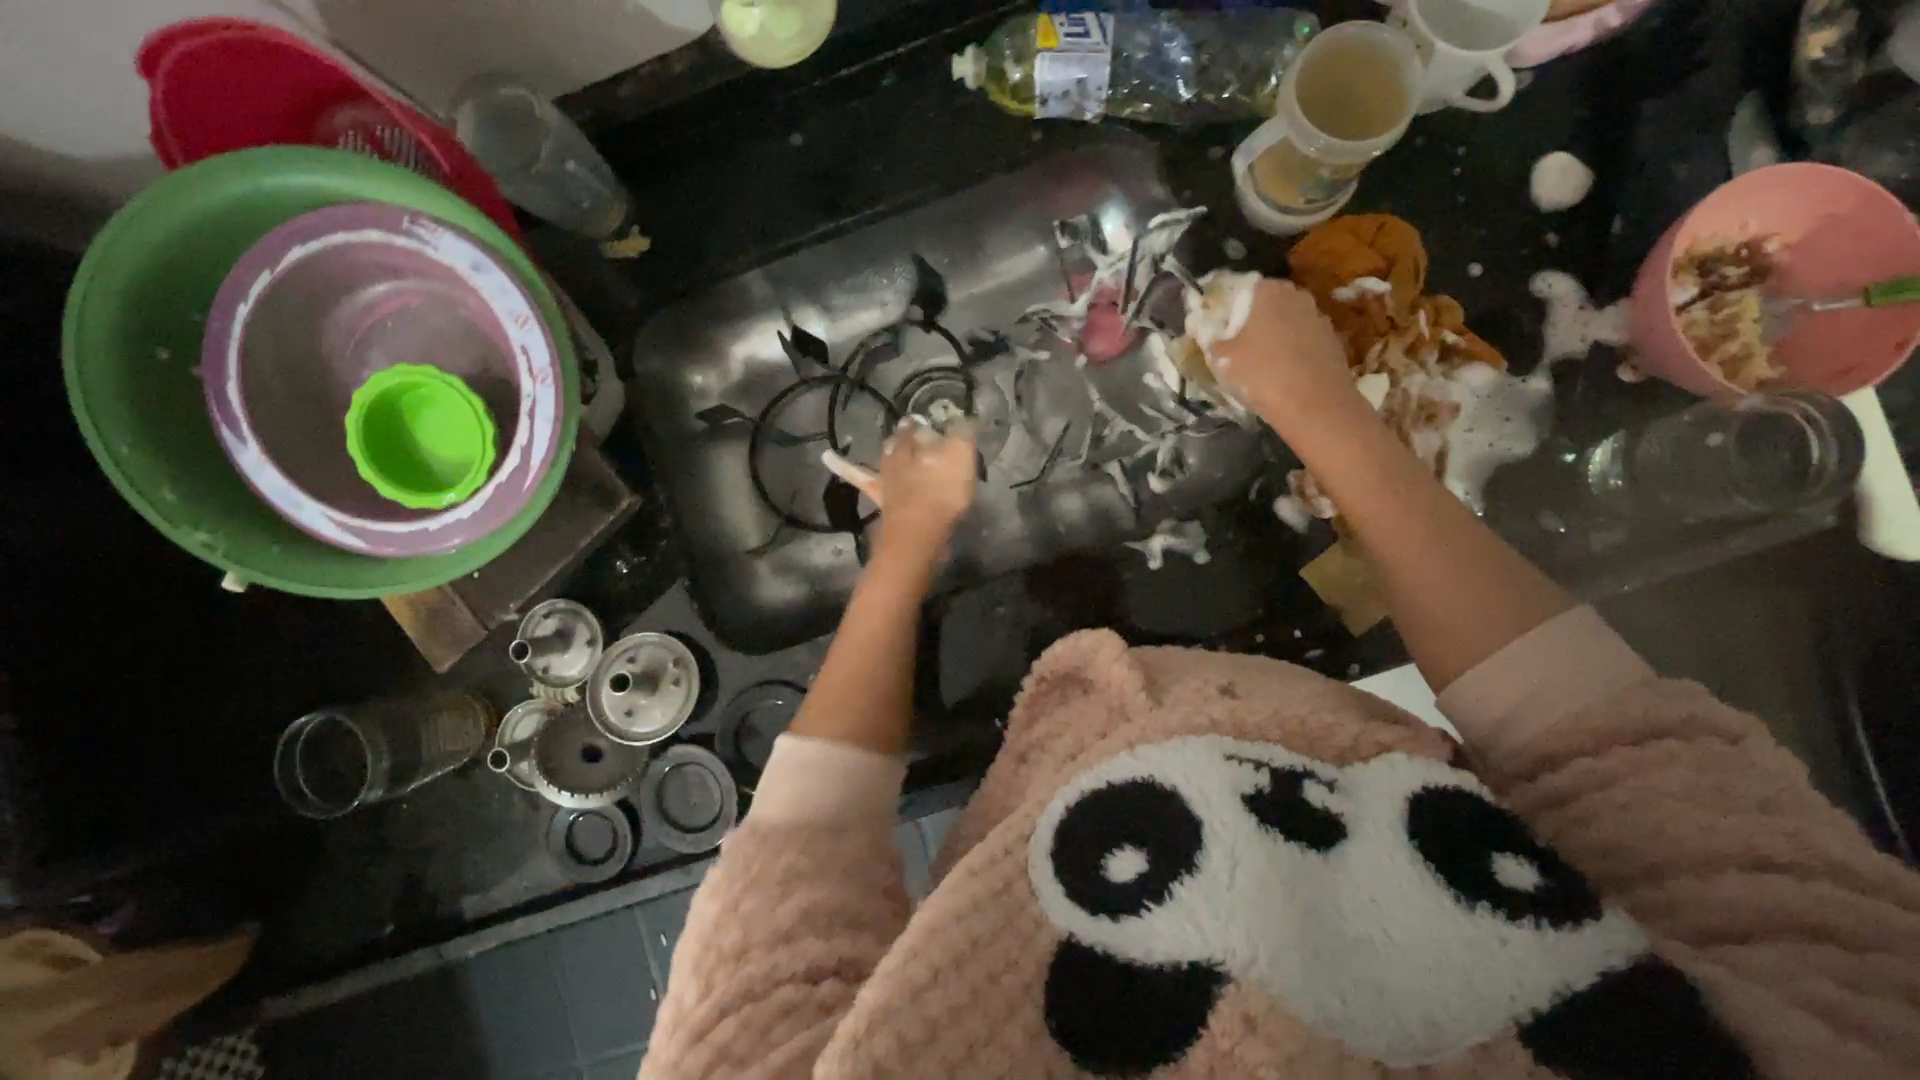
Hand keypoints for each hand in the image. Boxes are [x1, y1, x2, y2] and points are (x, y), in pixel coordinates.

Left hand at [844, 418, 977, 564]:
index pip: (919, 428)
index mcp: (917, 444)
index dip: (925, 425)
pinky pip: (855, 476)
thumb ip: (962, 432)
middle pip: (900, 443)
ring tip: (891, 443)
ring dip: (889, 449)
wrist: (919, 533)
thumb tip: (962, 415)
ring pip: (884, 458)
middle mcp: (897, 457)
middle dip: (906, 436)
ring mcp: (885, 479)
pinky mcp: (879, 499)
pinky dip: (840, 464)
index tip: (928, 422)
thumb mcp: (962, 455)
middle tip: (912, 431)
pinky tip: (826, 456)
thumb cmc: (943, 493)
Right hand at [1210, 279, 1358, 427]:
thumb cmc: (1260, 374)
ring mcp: (1318, 317)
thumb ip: (1208, 337)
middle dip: (1248, 322)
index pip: (1238, 289)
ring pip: (1285, 323)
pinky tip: (1282, 375)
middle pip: (1263, 304)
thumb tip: (1204, 327)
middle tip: (1233, 348)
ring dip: (1271, 337)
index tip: (1213, 330)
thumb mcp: (1220, 358)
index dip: (1222, 310)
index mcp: (1267, 290)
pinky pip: (1302, 341)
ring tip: (1257, 365)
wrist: (1315, 406)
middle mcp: (1296, 295)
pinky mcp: (1332, 341)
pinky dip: (1290, 352)